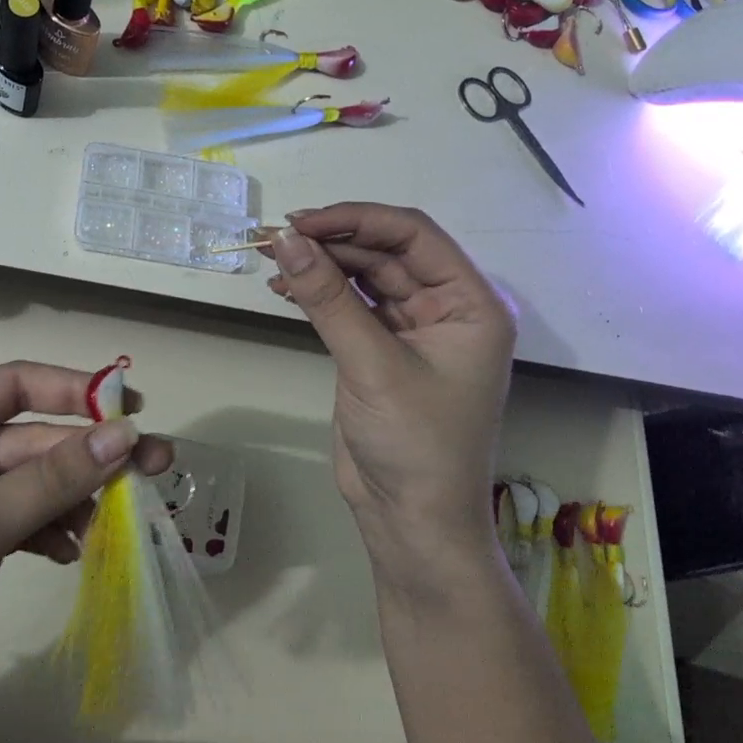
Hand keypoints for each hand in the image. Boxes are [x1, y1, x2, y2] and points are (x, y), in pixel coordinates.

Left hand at [0, 362, 171, 742]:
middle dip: (89, 453)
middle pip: (33, 438)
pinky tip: (74, 551)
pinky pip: (25, 519)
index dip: (73, 389)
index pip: (14, 384)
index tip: (130, 406)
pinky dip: (53, 530)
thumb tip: (125, 432)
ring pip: (35, 482)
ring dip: (77, 496)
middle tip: (156, 466)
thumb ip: (54, 478)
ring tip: (120, 520)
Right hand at [264, 204, 515, 586]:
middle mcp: (445, 309)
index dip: (357, 220)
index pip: (414, 236)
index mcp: (470, 303)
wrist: (411, 522)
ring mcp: (411, 331)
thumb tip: (285, 239)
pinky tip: (283, 287)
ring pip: (364, 277)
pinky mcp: (379, 352)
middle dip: (332, 241)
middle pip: (385, 253)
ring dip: (320, 265)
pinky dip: (317, 294)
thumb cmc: (414, 444)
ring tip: (272, 256)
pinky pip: (349, 307)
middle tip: (276, 237)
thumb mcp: (372, 365)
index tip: (301, 223)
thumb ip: (328, 298)